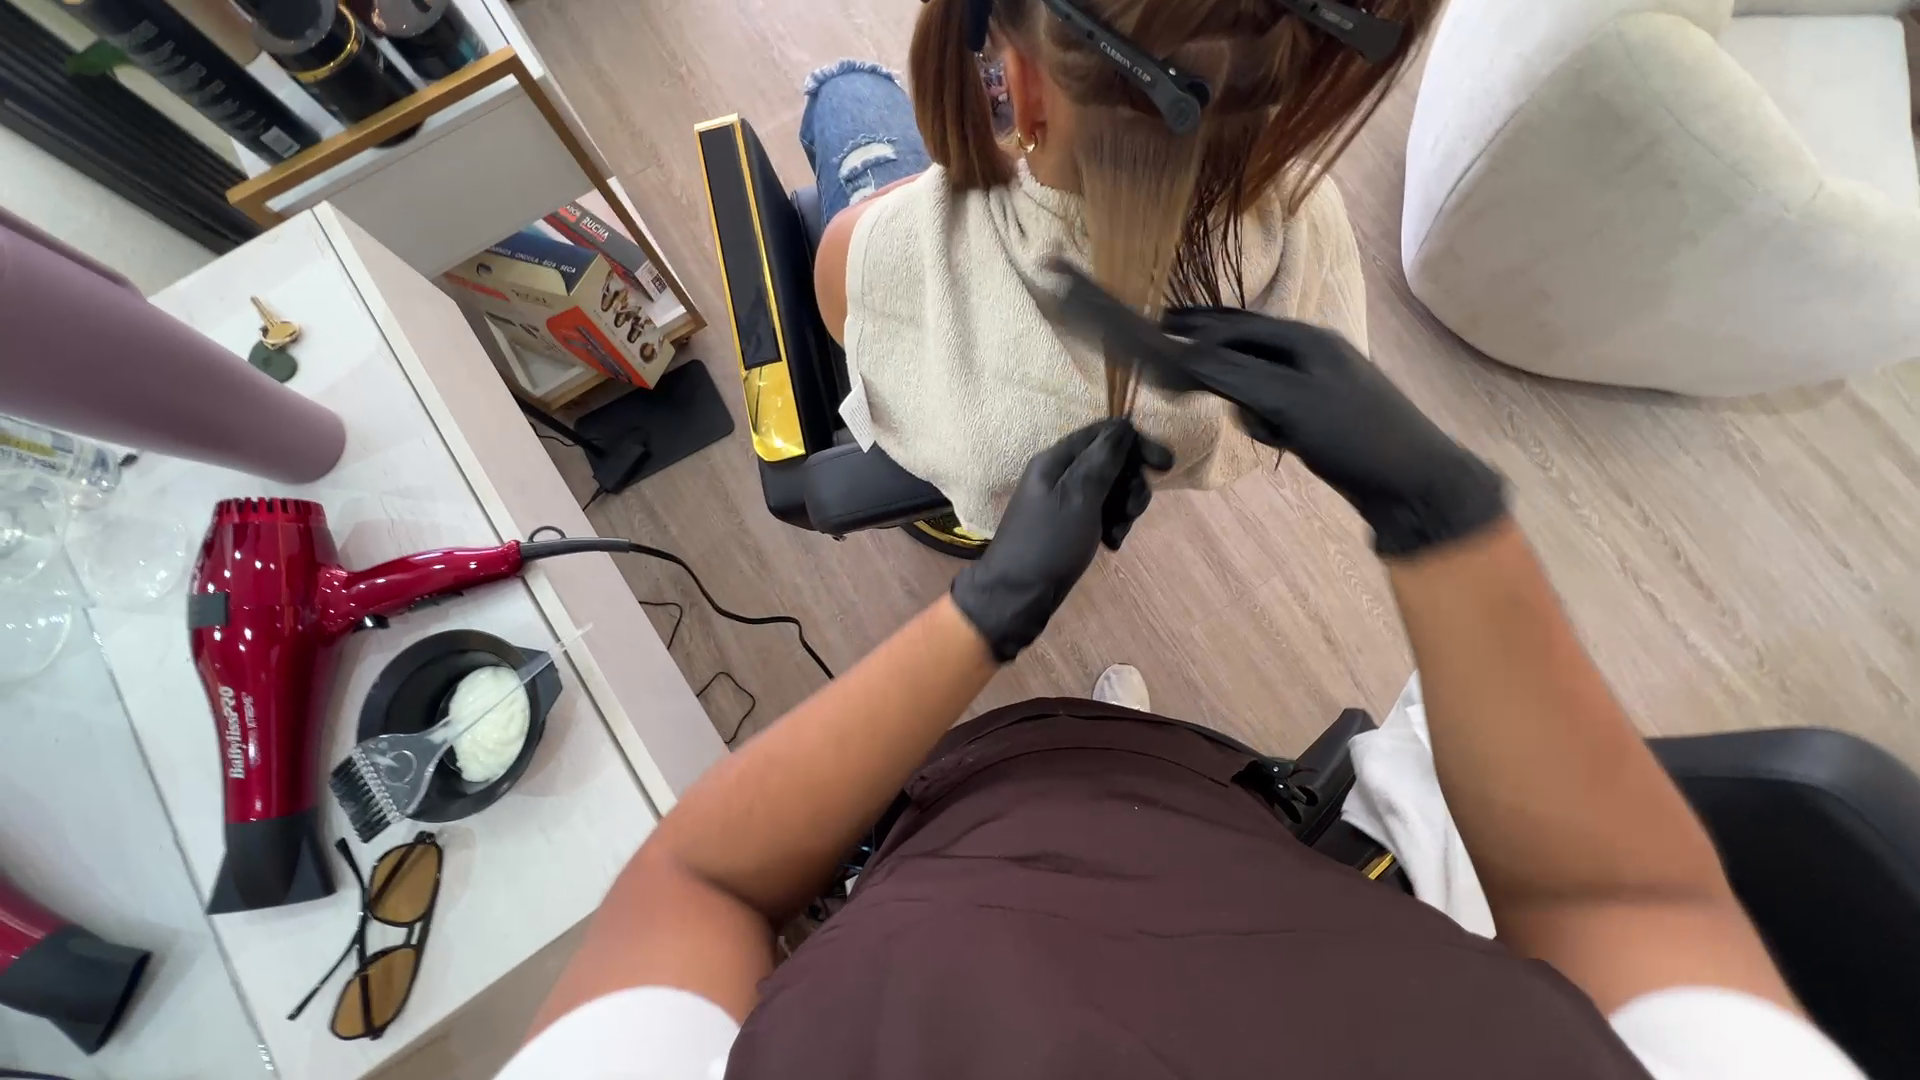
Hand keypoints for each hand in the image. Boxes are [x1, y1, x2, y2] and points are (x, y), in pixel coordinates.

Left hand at [952, 420, 1172, 662]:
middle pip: (1111, 462)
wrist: (1017, 596)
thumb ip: (1103, 459)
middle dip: (1131, 484)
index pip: (1105, 433)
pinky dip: (1112, 526)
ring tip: (1118, 533)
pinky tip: (1111, 544)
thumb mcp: (1079, 497)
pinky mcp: (1068, 525)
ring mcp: (1063, 501)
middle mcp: (1059, 474)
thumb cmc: (1049, 543)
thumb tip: (1124, 424)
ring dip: (1124, 509)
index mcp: (1056, 460)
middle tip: (1132, 511)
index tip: (1165, 466)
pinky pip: (1100, 514)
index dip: (1137, 445)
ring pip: (1110, 490)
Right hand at [1154, 308, 1504, 557]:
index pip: (1236, 328)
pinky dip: (1259, 411)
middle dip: (1208, 338)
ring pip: (1259, 371)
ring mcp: (1319, 383)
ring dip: (1234, 379)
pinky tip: (1263, 430)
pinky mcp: (1322, 414)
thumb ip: (1235, 376)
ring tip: (1207, 382)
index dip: (1195, 328)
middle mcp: (1313, 353)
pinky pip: (1275, 403)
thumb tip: (1184, 356)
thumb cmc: (1353, 436)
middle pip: (1247, 339)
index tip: (1157, 328)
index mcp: (1306, 340)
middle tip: (1167, 330)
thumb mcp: (1287, 401)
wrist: (1413, 483)